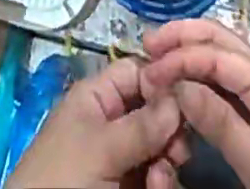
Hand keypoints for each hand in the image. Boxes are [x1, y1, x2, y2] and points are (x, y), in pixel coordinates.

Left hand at [7, 56, 190, 188]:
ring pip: (160, 146)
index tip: (186, 97)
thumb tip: (179, 95)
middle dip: (170, 128)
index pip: (137, 71)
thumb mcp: (100, 147)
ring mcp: (121, 156)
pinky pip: (156, 175)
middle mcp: (112, 120)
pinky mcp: (129, 185)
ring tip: (160, 178)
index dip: (162, 79)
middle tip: (177, 149)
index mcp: (97, 96)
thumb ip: (141, 123)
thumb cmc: (63, 177)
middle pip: (155, 110)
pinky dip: (162, 181)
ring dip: (168, 160)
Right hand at [140, 20, 249, 188]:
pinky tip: (182, 81)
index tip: (148, 73)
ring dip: (190, 49)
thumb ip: (220, 124)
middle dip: (183, 35)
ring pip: (224, 53)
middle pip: (222, 38)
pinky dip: (200, 72)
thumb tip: (177, 83)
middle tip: (148, 44)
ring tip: (158, 56)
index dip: (180, 57)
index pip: (217, 54)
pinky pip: (228, 78)